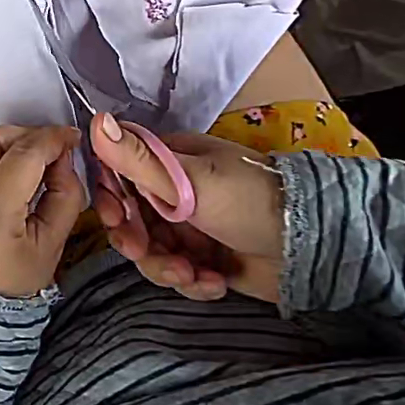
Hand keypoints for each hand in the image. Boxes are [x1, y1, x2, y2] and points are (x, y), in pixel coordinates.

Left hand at [0, 125, 84, 296]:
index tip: (68, 139)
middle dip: (25, 134)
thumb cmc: (15, 283)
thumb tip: (61, 155)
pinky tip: (0, 165)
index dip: (52, 139)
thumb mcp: (54, 242)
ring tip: (24, 156)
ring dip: (1, 139)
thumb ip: (65, 192)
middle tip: (47, 147)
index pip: (23, 157)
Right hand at [89, 114, 285, 302]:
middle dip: (138, 244)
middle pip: (132, 222)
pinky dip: (194, 283)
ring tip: (194, 275)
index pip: (120, 178)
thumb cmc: (248, 200)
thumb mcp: (189, 179)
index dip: (112, 201)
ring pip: (152, 253)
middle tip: (151, 255)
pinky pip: (180, 274)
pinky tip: (216, 282)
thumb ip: (138, 159)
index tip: (118, 219)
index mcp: (169, 164)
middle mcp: (176, 194)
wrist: (309, 246)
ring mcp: (191, 228)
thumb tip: (95, 121)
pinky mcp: (207, 259)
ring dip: (167, 269)